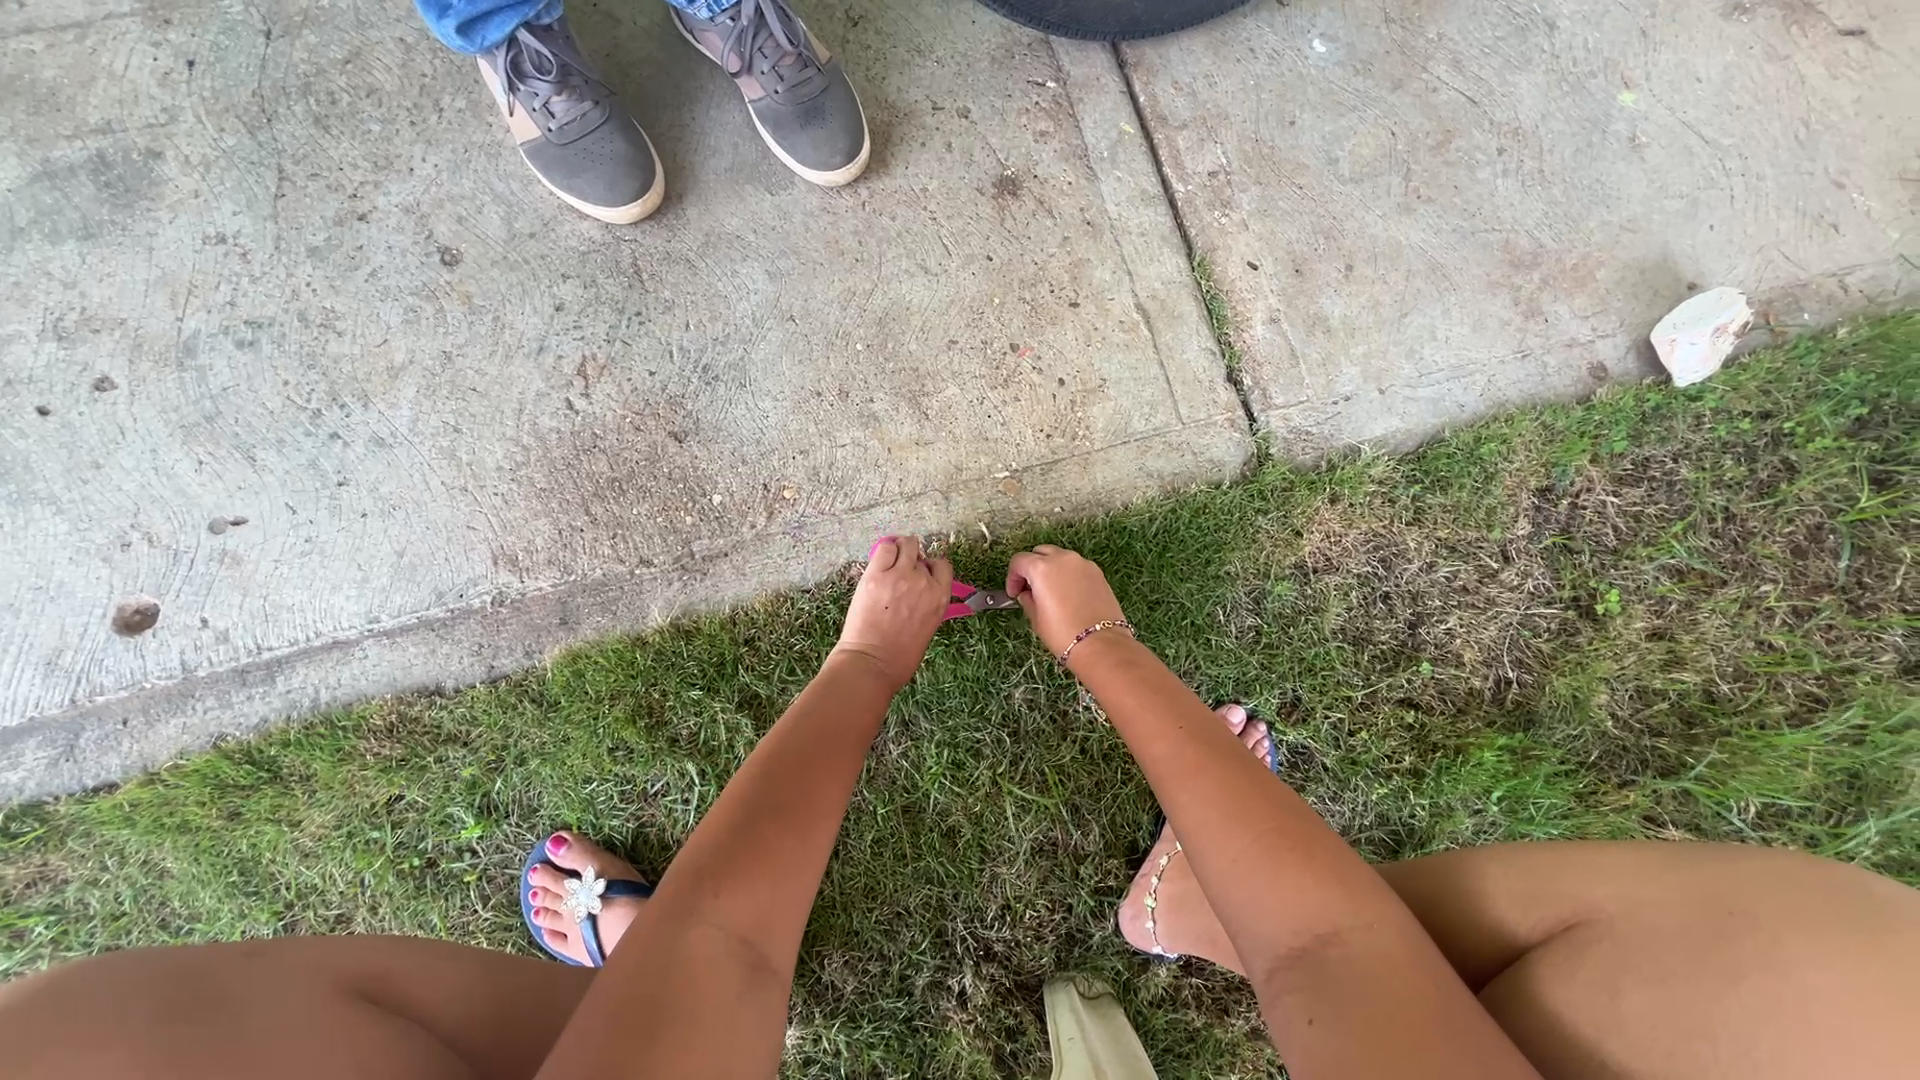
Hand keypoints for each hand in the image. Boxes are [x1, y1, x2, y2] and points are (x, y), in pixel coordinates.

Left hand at [830, 536, 953, 691]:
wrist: (873, 663)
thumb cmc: (900, 656)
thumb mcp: (928, 627)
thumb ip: (927, 603)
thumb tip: (918, 590)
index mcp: (940, 598)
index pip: (942, 566)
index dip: (930, 566)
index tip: (921, 571)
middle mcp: (924, 582)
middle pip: (921, 556)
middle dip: (912, 560)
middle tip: (900, 569)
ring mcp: (899, 576)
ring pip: (905, 545)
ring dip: (899, 549)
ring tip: (890, 560)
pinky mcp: (876, 575)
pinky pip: (884, 548)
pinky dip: (884, 550)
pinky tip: (879, 560)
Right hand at [1005, 544, 1127, 657]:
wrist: (1100, 644)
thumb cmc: (1063, 634)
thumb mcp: (1036, 618)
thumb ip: (1027, 599)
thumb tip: (1027, 594)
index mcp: (1041, 568)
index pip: (1019, 561)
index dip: (1012, 577)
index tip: (1014, 592)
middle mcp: (1062, 559)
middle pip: (1039, 553)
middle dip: (1031, 567)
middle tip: (1029, 589)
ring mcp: (1082, 563)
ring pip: (1060, 557)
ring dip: (1050, 569)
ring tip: (1050, 592)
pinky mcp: (1098, 573)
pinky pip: (1076, 567)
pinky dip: (1068, 574)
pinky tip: (1068, 595)